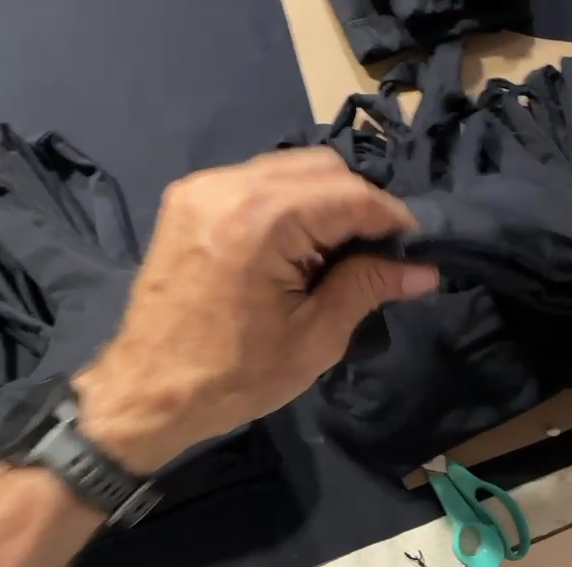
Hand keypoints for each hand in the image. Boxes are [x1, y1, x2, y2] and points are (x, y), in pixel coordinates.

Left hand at [71, 148, 437, 473]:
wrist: (149, 393)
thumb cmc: (234, 379)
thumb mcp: (314, 340)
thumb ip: (366, 289)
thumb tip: (422, 271)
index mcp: (262, 220)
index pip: (349, 195)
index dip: (392, 220)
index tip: (415, 250)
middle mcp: (228, 186)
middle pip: (321, 169)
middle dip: (359, 207)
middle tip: (378, 256)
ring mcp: (202, 188)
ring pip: (288, 170)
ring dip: (324, 205)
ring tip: (337, 258)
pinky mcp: (188, 201)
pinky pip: (256, 184)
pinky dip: (288, 206)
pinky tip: (296, 251)